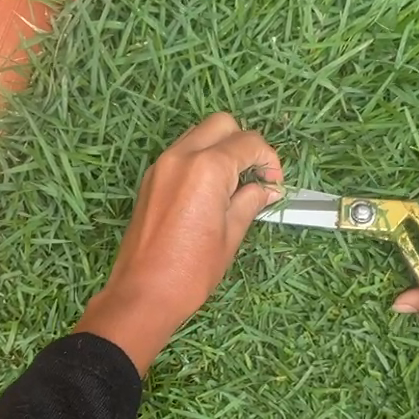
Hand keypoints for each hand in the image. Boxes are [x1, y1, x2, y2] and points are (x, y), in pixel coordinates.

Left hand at [75, 113, 282, 373]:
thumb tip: (267, 189)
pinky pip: (181, 154)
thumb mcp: (231, 235)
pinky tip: (210, 193)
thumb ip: (250, 202)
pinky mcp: (150, 180)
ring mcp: (161, 166)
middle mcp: (181, 156)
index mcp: (207, 168)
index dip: (269, 160)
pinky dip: (200, 161)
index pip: (248, 143)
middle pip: (222, 125)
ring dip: (221, 150)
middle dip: (244, 144)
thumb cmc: (191, 271)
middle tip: (255, 177)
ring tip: (233, 186)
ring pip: (199, 135)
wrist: (143, 294)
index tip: (275, 183)